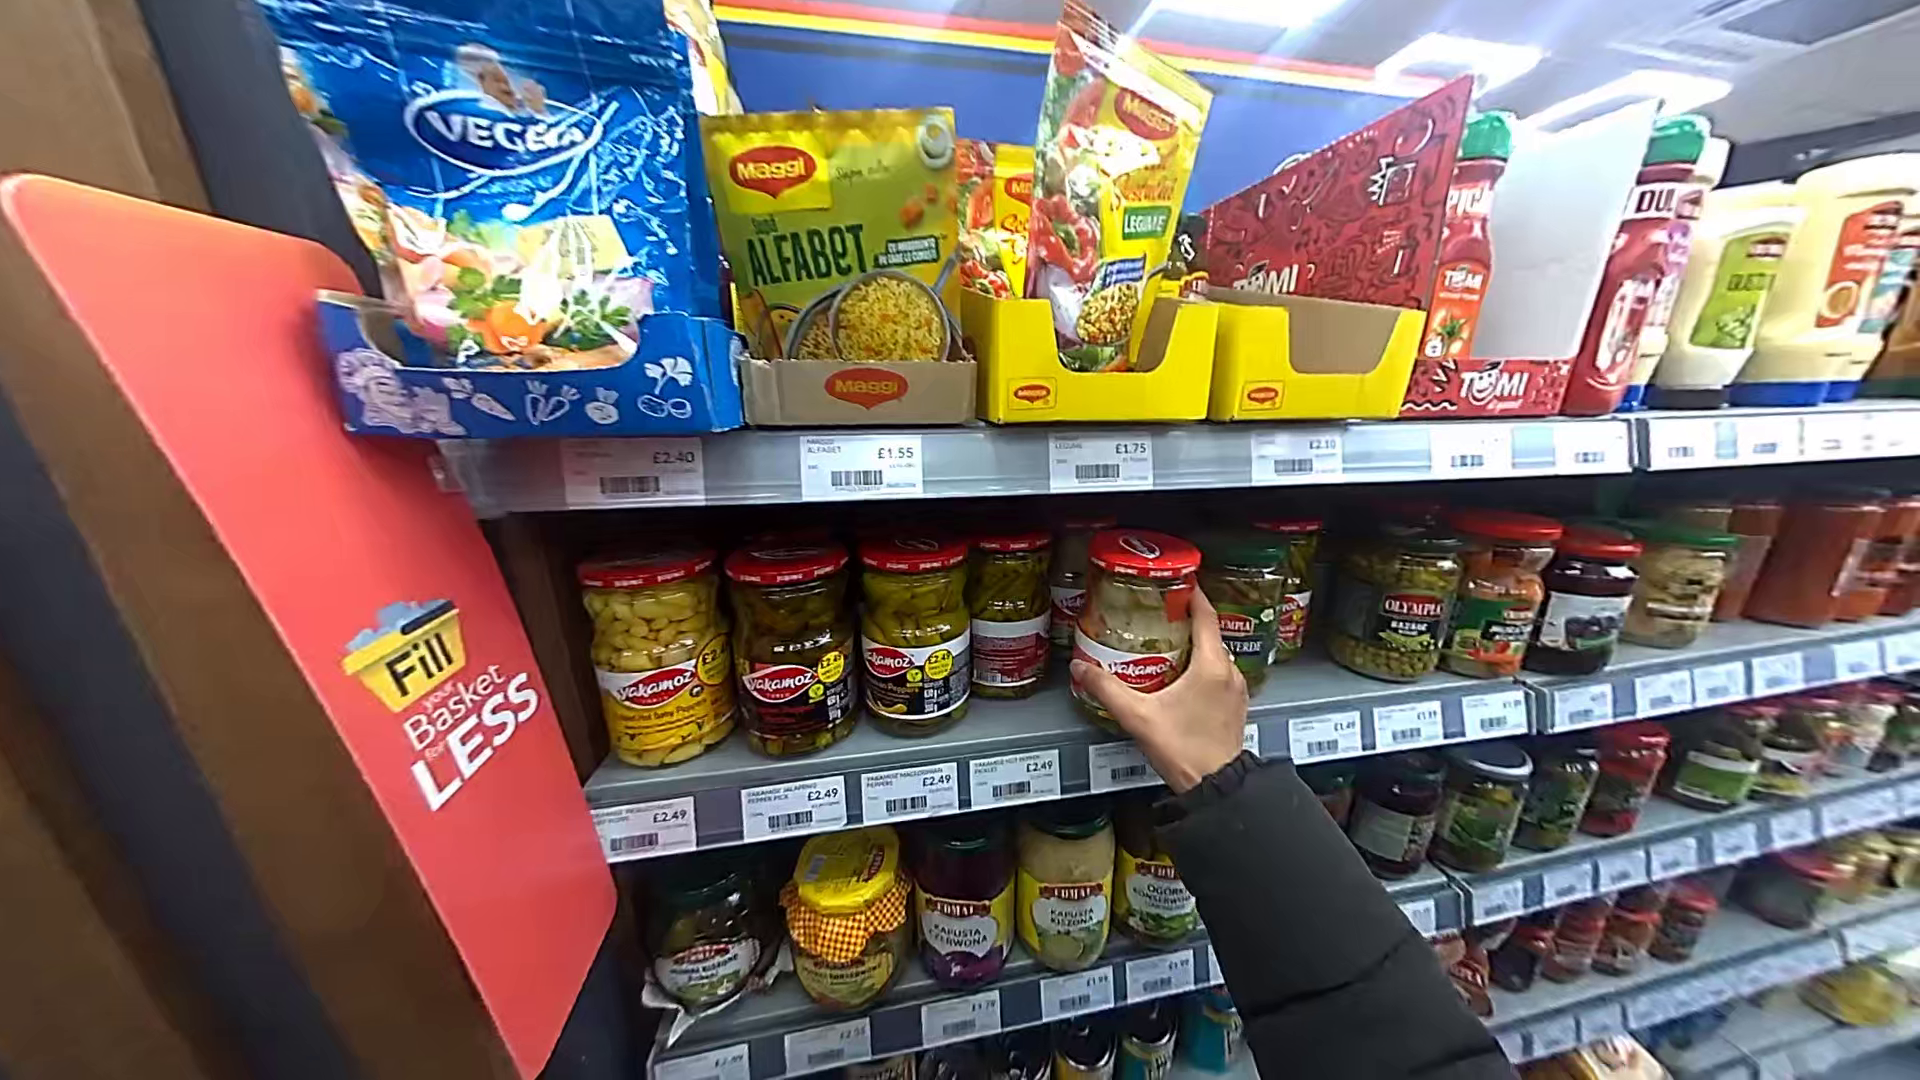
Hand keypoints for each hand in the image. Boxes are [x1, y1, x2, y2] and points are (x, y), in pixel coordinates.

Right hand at [1070, 588, 1248, 793]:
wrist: (1217, 787)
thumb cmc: (1185, 750)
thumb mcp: (1138, 716)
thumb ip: (1106, 689)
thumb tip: (1080, 667)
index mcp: (1211, 666)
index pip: (1206, 616)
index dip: (1193, 594)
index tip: (1179, 581)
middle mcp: (1230, 672)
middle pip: (1210, 632)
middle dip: (1186, 617)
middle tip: (1160, 610)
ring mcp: (1235, 690)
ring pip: (1215, 653)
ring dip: (1194, 642)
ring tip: (1165, 638)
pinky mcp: (1234, 705)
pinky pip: (1218, 672)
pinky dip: (1201, 663)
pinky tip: (1178, 672)